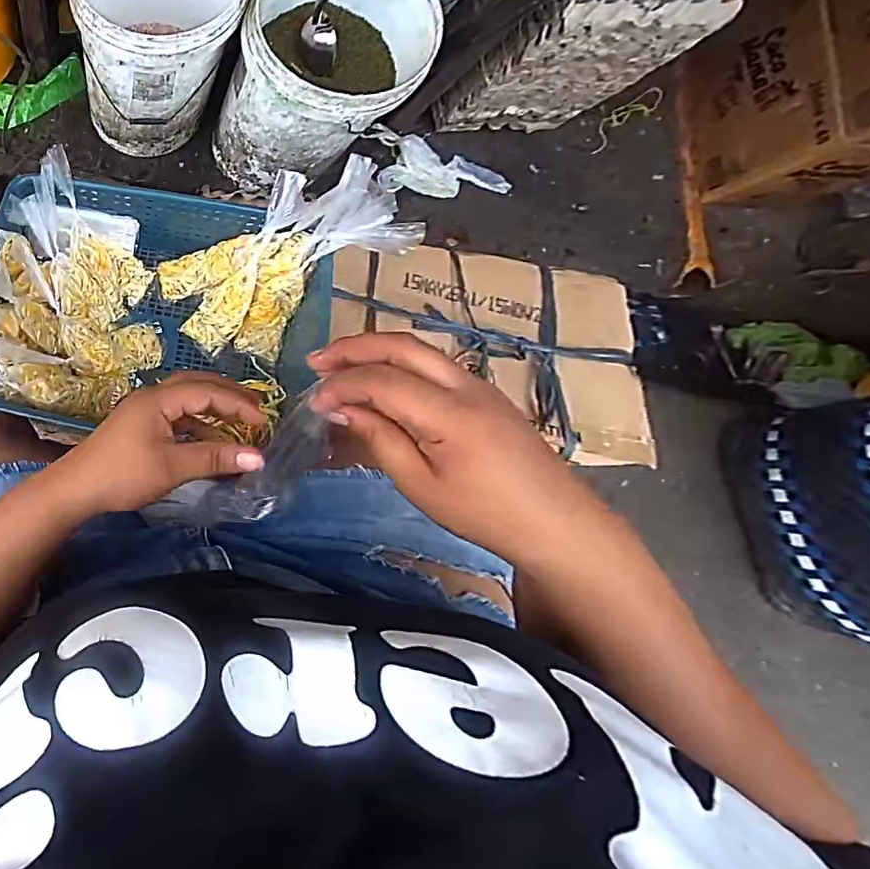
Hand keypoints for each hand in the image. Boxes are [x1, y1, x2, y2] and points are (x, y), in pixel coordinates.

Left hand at [44, 372, 266, 513]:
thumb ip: (215, 459)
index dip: (238, 404)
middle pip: (197, 386)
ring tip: (239, 423)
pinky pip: (177, 416)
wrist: (76, 488)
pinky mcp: (140, 426)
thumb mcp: (173, 467)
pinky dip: (198, 425)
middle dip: (229, 396)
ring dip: (213, 410)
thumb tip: (258, 457)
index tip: (263, 422)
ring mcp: (144, 410)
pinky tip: (210, 441)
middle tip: (257, 409)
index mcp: (158, 399)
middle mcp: (152, 397)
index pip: (207, 391)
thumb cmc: (123, 474)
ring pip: (186, 400)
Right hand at [307, 333, 607, 558]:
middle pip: (401, 346)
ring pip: (419, 349)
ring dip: (375, 350)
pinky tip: (380, 380)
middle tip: (316, 361)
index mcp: (449, 412)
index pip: (382, 380)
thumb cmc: (485, 514)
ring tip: (339, 365)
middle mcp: (464, 385)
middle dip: (353, 348)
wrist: (556, 522)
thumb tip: (341, 408)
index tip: (313, 403)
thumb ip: (380, 440)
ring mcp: (478, 384)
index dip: (342, 385)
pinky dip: (398, 363)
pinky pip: (432, 365)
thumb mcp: (422, 486)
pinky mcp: (483, 393)